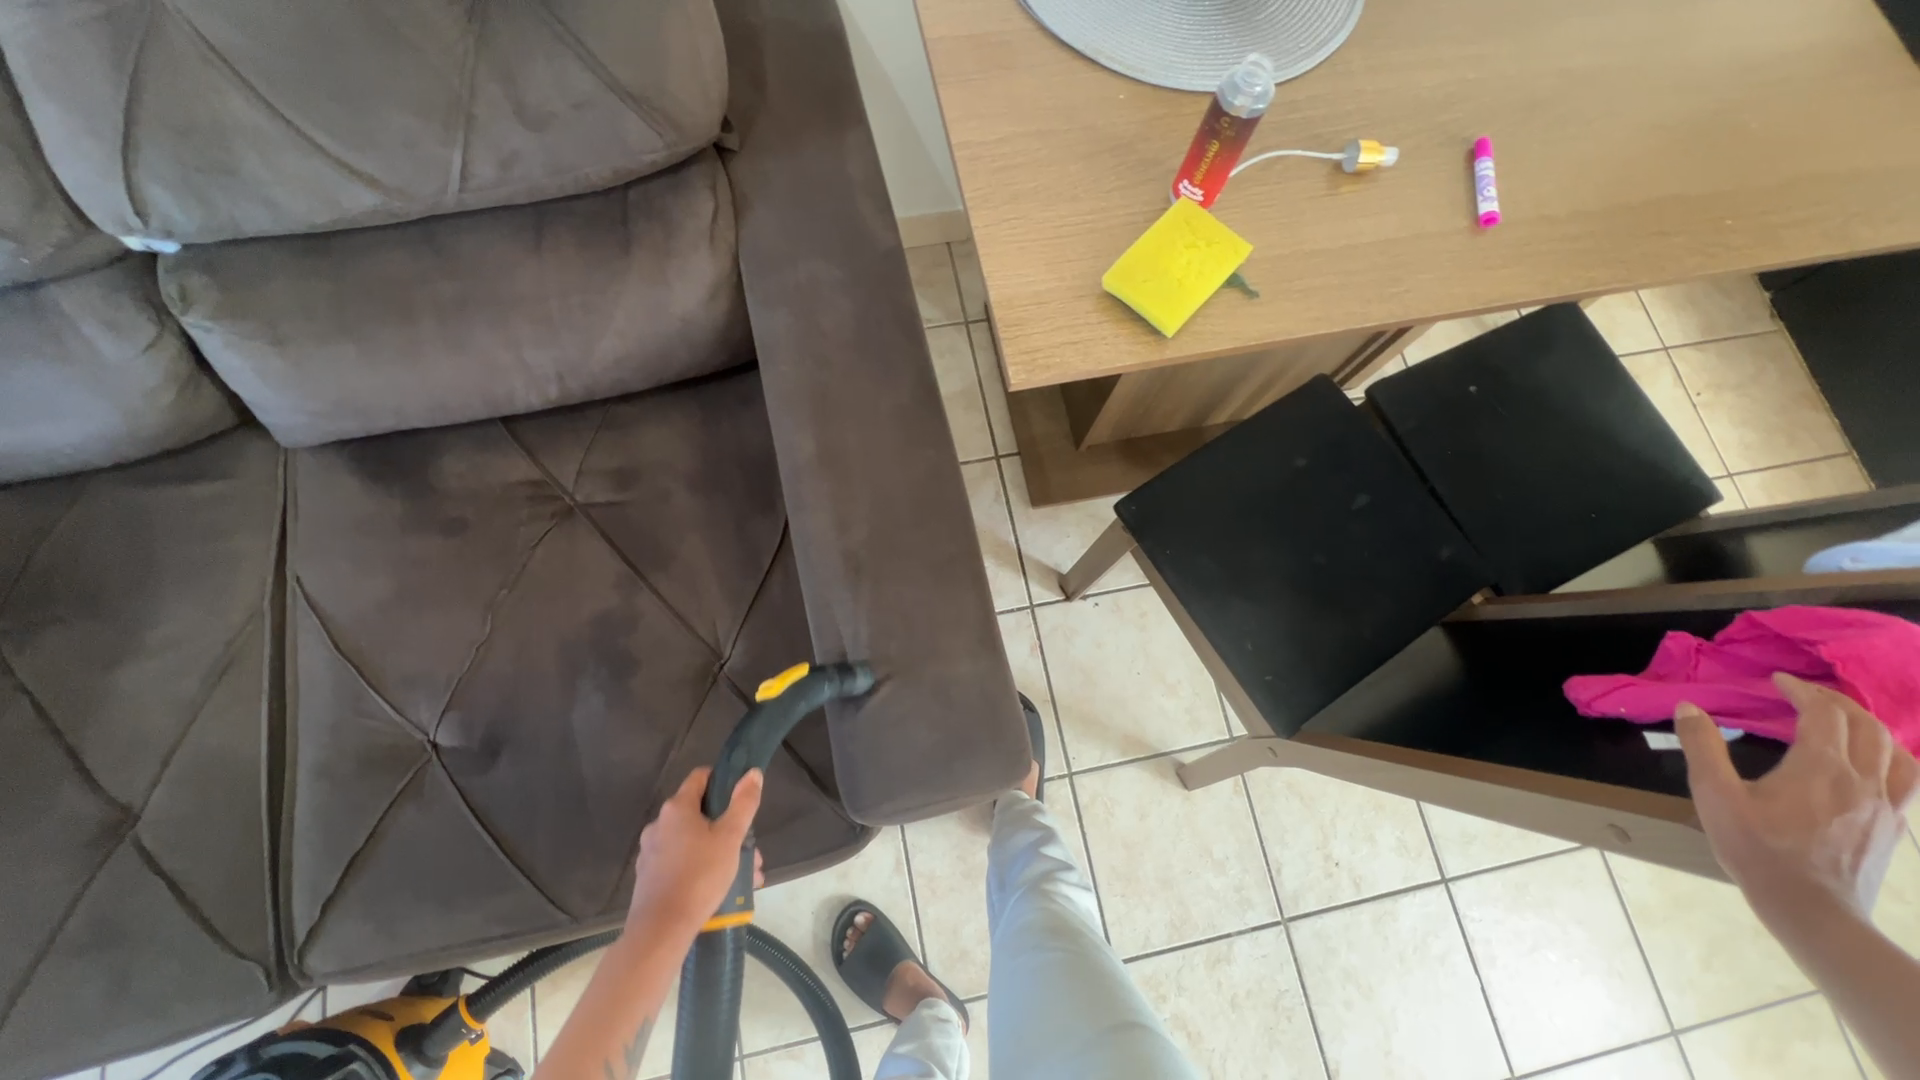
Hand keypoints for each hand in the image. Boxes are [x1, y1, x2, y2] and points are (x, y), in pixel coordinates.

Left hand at [628, 767, 764, 933]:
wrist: (661, 929)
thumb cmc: (700, 876)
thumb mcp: (730, 838)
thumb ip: (744, 803)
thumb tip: (752, 772)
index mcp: (677, 808)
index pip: (700, 777)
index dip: (722, 781)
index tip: (741, 800)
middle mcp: (659, 823)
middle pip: (699, 813)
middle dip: (727, 828)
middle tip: (749, 851)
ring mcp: (651, 851)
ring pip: (692, 841)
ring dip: (719, 852)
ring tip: (744, 878)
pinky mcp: (649, 875)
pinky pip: (680, 862)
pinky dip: (700, 868)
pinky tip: (720, 890)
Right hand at [1678, 673, 1919, 930]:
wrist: (1813, 910)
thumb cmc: (1757, 850)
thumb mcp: (1715, 797)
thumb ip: (1703, 748)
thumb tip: (1691, 708)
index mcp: (1820, 766)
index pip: (1822, 713)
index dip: (1801, 690)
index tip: (1778, 681)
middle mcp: (1861, 778)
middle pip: (1864, 725)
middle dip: (1834, 702)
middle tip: (1805, 695)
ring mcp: (1886, 804)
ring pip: (1894, 749)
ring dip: (1869, 725)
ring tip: (1844, 721)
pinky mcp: (1894, 825)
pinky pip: (1907, 779)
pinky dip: (1893, 757)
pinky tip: (1876, 763)